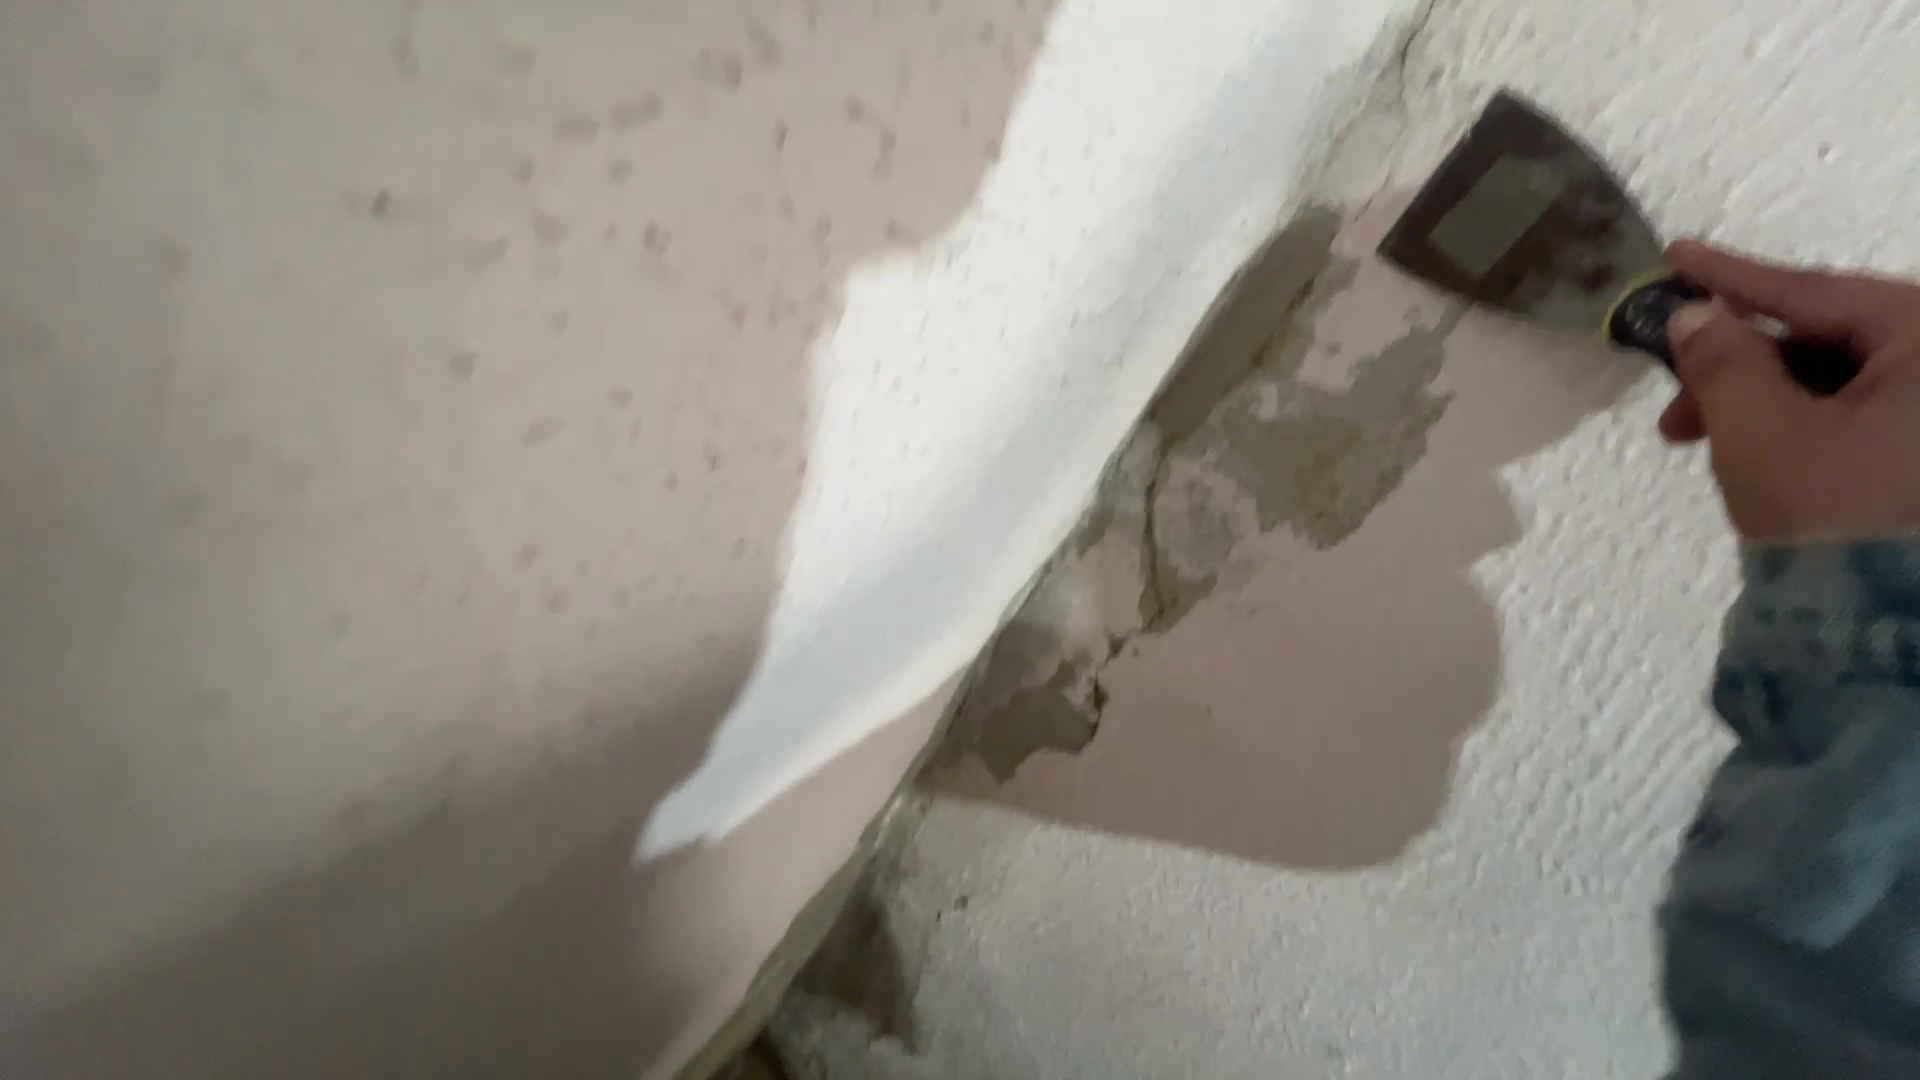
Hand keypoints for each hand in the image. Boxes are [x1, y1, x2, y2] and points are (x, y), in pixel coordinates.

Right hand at [1659, 241, 1919, 540]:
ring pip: (1836, 373)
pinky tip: (1748, 442)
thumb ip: (1722, 361)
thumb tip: (1693, 312)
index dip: (1736, 277)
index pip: (1816, 293)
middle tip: (1672, 400)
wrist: (1885, 606)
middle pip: (1827, 337)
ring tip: (1693, 435)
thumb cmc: (1829, 503)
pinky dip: (1792, 414)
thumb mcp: (1758, 428)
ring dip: (1756, 395)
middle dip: (1737, 363)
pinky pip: (1858, 403)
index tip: (1675, 255)